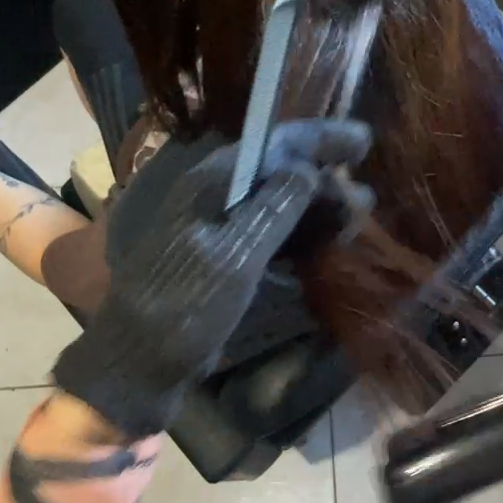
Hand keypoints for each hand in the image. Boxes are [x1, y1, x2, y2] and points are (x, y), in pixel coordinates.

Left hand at [52, 119, 372, 437]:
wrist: (136, 364)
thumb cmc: (183, 307)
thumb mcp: (234, 257)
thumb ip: (272, 209)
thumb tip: (307, 167)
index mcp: (211, 184)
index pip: (273, 143)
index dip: (319, 138)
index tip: (363, 140)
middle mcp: (215, 197)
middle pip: (279, 170)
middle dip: (325, 176)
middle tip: (366, 197)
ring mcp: (218, 229)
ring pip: (278, 203)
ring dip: (317, 208)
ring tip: (356, 220)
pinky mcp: (223, 260)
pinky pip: (270, 234)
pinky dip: (300, 234)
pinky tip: (326, 245)